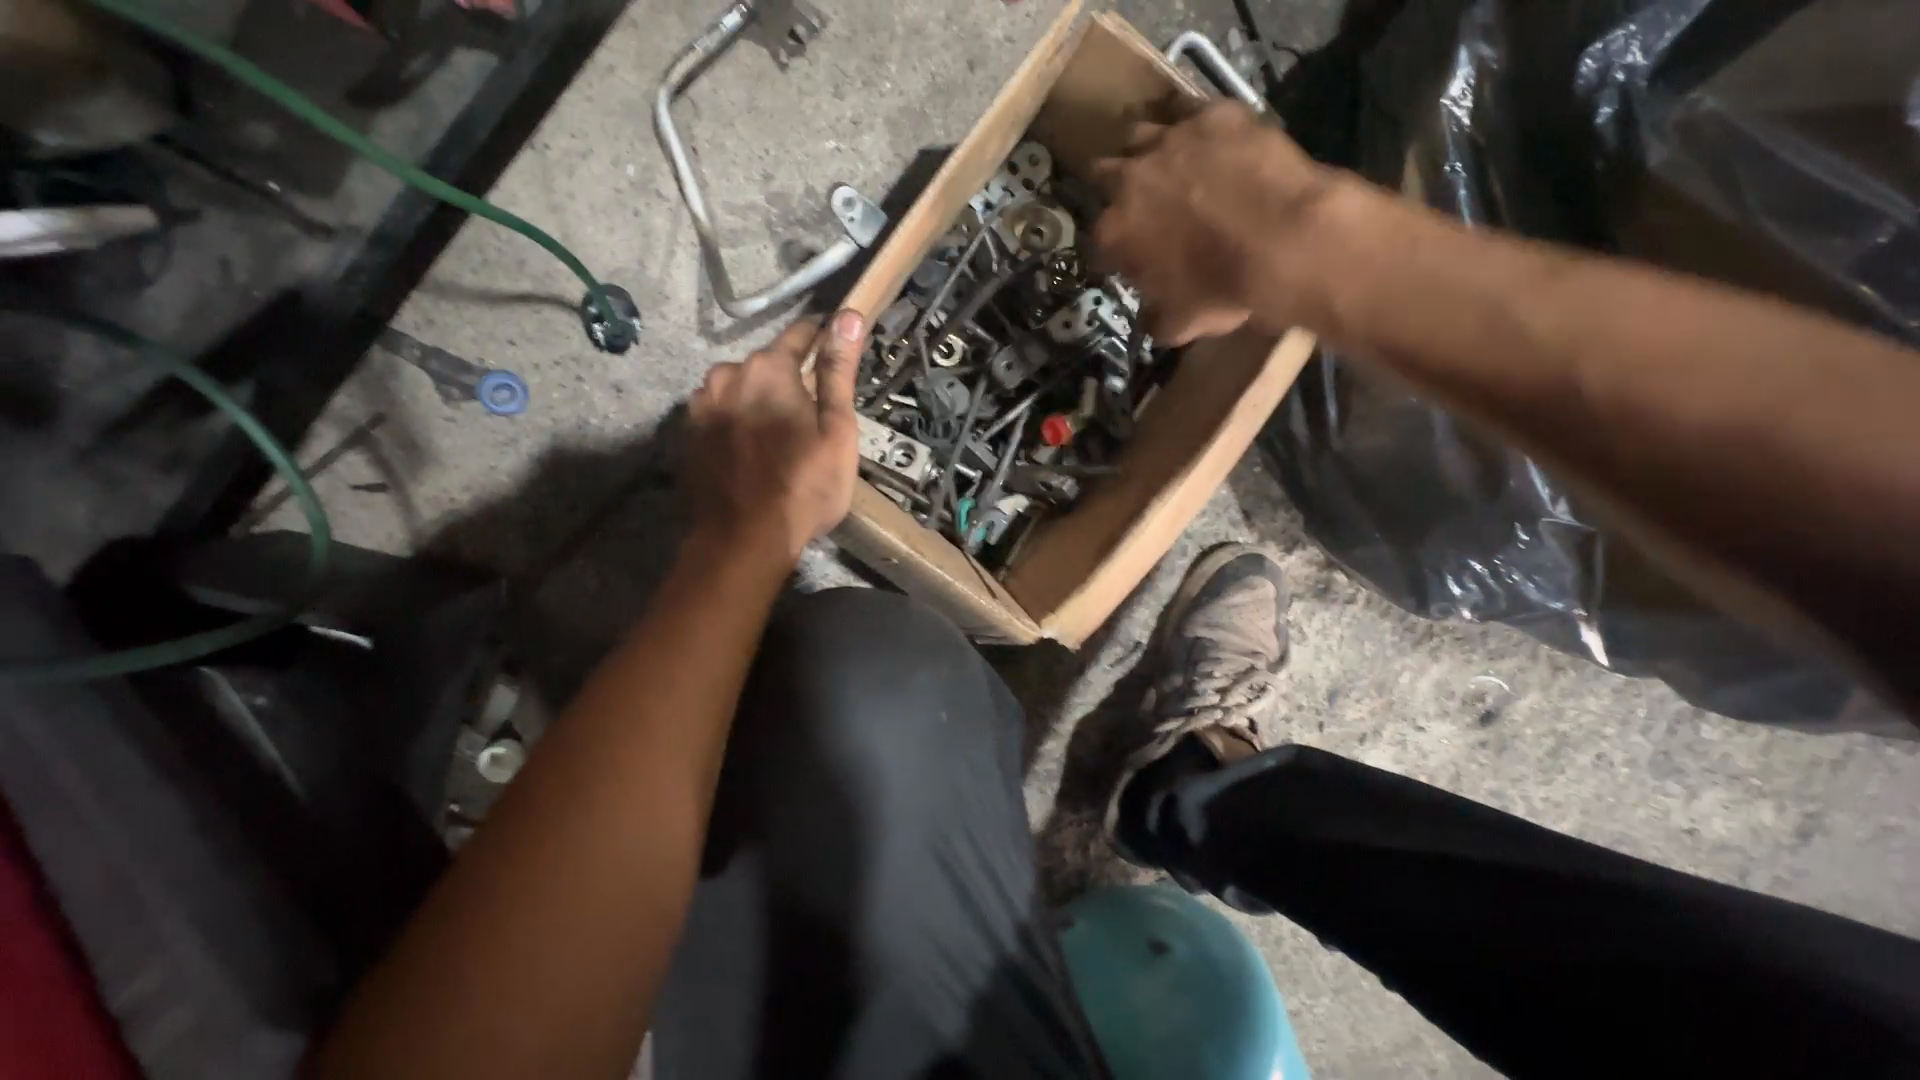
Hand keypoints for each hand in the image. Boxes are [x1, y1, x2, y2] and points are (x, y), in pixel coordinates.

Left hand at [684, 310, 867, 561]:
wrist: (742, 541)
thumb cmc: (803, 487)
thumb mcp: (837, 430)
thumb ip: (839, 371)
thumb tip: (848, 316)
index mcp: (769, 368)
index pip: (801, 334)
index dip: (822, 339)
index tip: (836, 350)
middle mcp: (727, 375)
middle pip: (766, 365)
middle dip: (787, 380)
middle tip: (809, 415)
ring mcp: (700, 405)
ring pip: (738, 389)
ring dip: (756, 401)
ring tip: (777, 437)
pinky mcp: (686, 435)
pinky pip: (718, 415)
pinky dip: (734, 424)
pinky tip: (749, 452)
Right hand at [1091, 102, 1333, 344]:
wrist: (1285, 241)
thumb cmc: (1225, 290)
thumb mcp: (1182, 323)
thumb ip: (1156, 319)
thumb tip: (1152, 321)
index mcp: (1115, 232)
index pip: (1099, 240)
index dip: (1114, 249)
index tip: (1130, 257)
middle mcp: (1130, 179)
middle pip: (1105, 172)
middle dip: (1117, 186)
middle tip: (1141, 199)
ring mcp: (1172, 139)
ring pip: (1141, 132)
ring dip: (1147, 146)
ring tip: (1168, 158)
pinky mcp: (1215, 115)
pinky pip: (1195, 109)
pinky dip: (1199, 125)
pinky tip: (1213, 136)